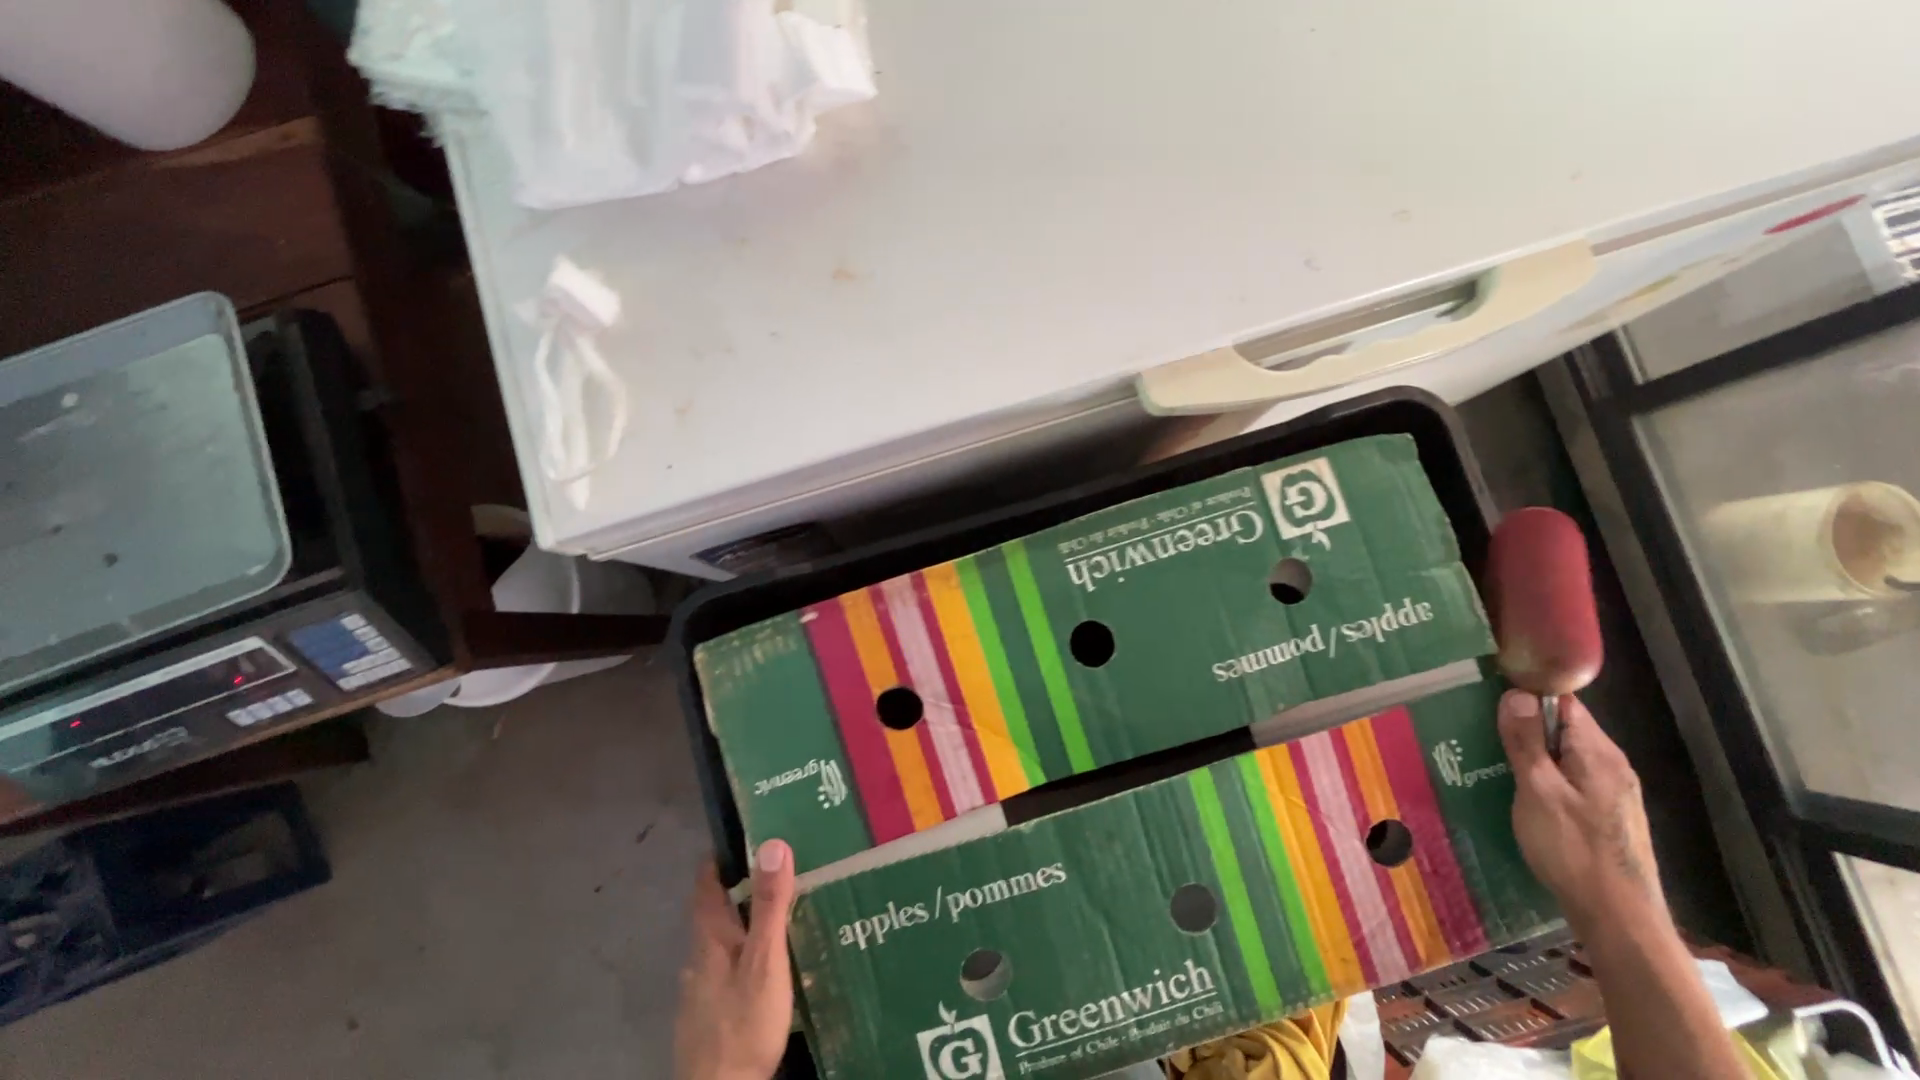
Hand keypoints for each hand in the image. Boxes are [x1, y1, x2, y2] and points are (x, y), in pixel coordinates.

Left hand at [675, 840, 796, 1079]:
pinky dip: (744, 961)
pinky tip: (765, 973)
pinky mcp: (708, 1019)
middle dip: (739, 894)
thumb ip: (770, 905)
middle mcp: (698, 960)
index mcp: (710, 939)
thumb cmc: (744, 1021)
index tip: (741, 838)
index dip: (719, 860)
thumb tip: (772, 844)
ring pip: (721, 947)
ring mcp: (700, 993)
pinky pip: (726, 975)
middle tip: (776, 875)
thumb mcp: (766, 959)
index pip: (705, 886)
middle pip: (714, 916)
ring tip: (779, 921)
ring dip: (743, 929)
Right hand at [1497, 690, 1665, 938]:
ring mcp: (1615, 792)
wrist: (1618, 916)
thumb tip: (1517, 694)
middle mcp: (1613, 765)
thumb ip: (1526, 742)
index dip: (1529, 696)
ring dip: (1534, 755)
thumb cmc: (1572, 848)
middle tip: (1483, 733)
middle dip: (1526, 726)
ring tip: (1496, 763)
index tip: (1490, 699)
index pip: (1565, 703)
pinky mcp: (1608, 816)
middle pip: (1566, 728)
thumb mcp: (1538, 791)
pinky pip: (1572, 779)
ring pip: (1567, 756)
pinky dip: (1546, 778)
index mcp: (1598, 753)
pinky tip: (1524, 795)